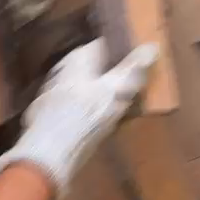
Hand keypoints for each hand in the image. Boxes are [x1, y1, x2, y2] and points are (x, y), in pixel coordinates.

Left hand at [0, 40, 158, 195]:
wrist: (49, 154)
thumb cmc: (86, 116)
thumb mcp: (117, 91)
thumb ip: (133, 69)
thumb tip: (152, 46)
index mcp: (79, 57)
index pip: (104, 44)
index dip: (122, 52)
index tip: (138, 64)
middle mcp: (62, 68)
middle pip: (93, 67)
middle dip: (110, 75)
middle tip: (131, 88)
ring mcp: (52, 91)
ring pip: (82, 87)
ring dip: (97, 94)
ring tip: (118, 108)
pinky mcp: (47, 113)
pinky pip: (73, 106)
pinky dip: (85, 110)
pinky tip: (95, 123)